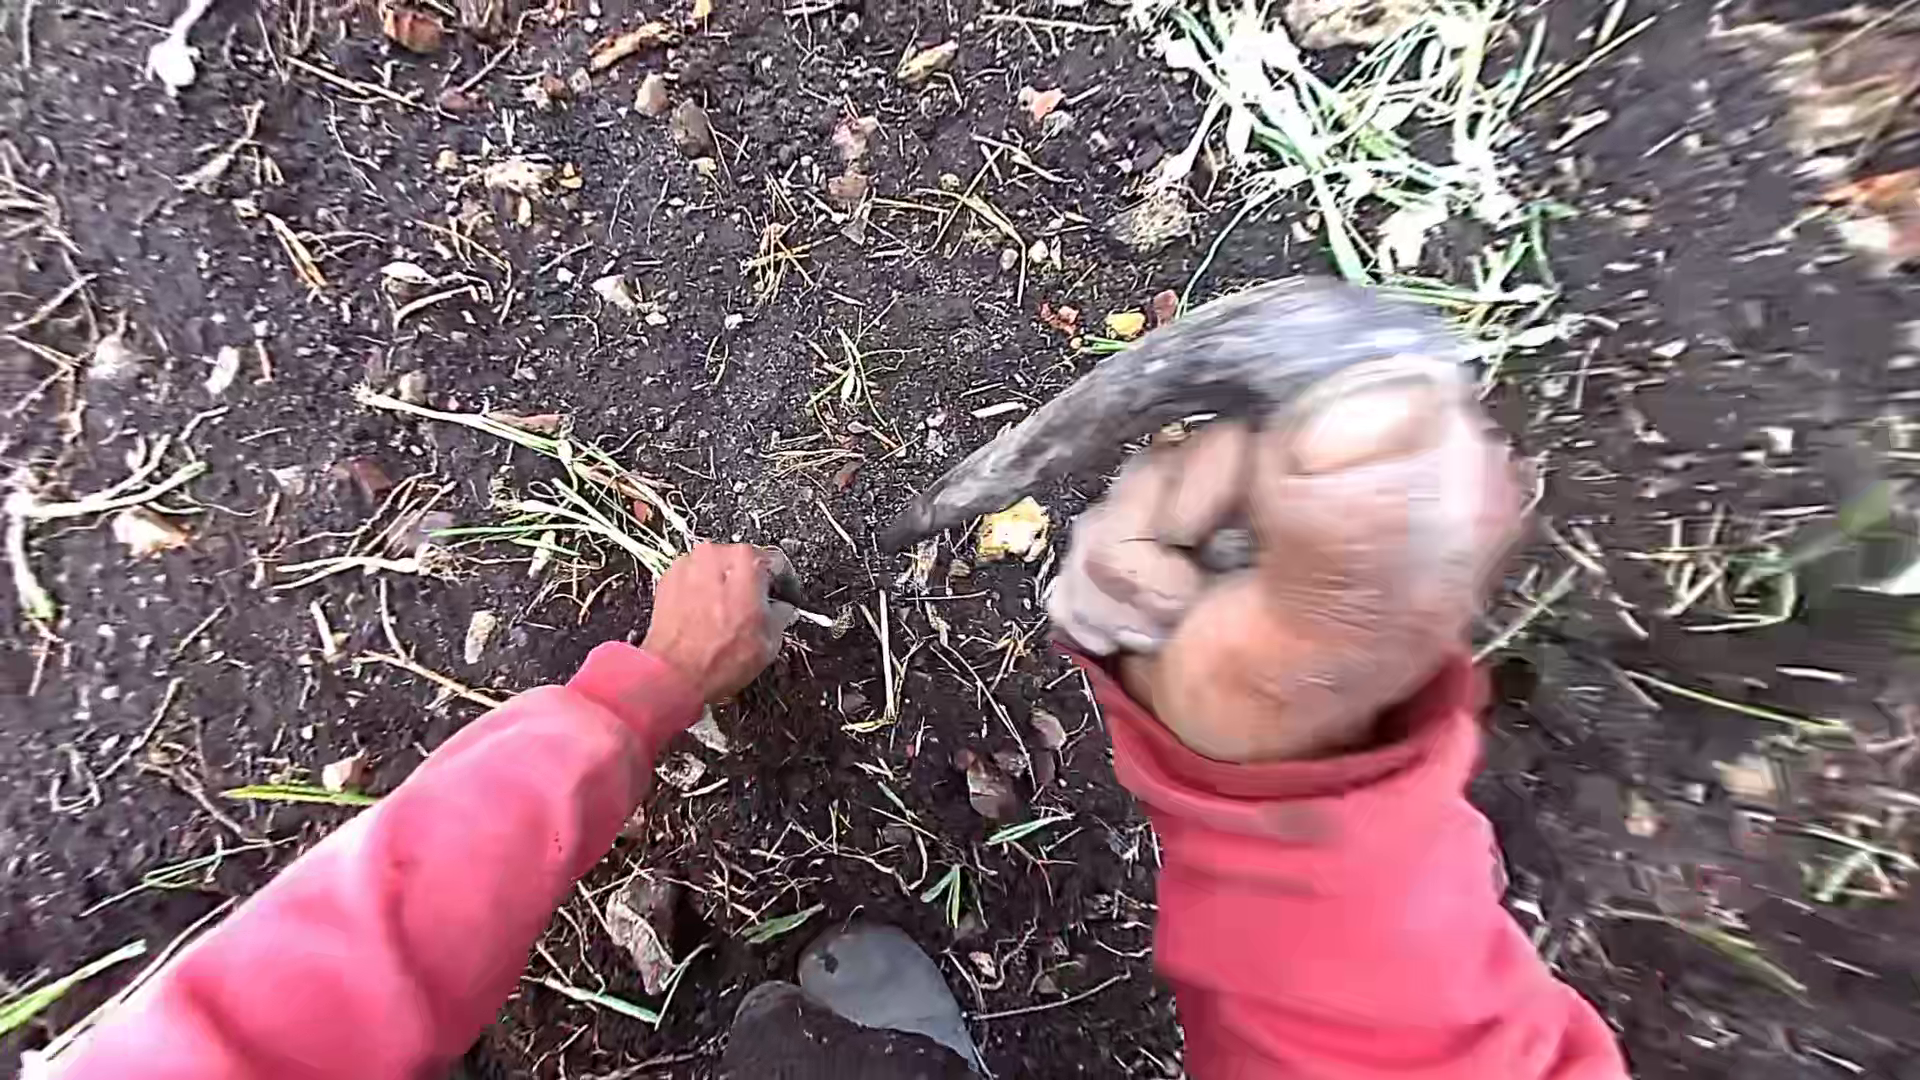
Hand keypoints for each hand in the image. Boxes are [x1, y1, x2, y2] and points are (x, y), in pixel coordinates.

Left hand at [643, 543, 797, 702]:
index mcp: (747, 560)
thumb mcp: (772, 639)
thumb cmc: (721, 657)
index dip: (783, 583)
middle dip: (749, 583)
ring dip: (723, 586)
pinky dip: (701, 593)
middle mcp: (715, 554)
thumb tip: (779, 607)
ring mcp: (687, 565)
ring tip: (725, 616)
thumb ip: (782, 612)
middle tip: (753, 610)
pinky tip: (705, 618)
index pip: (775, 562)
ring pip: (716, 570)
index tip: (781, 596)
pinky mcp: (666, 580)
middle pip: (742, 562)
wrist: (674, 676)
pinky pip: (694, 580)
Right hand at [1047, 360, 1520, 761]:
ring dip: (1126, 573)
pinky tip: (1134, 621)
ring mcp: (1217, 488)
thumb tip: (1364, 390)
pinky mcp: (1157, 518)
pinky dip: (1100, 586)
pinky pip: (1096, 524)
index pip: (1299, 375)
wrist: (1215, 744)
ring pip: (1132, 481)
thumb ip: (1354, 523)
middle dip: (1169, 529)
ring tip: (1161, 622)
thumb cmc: (1292, 694)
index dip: (1248, 450)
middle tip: (1191, 596)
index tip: (1230, 529)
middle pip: (1193, 437)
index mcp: (1376, 459)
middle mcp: (1295, 457)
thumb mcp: (1337, 624)